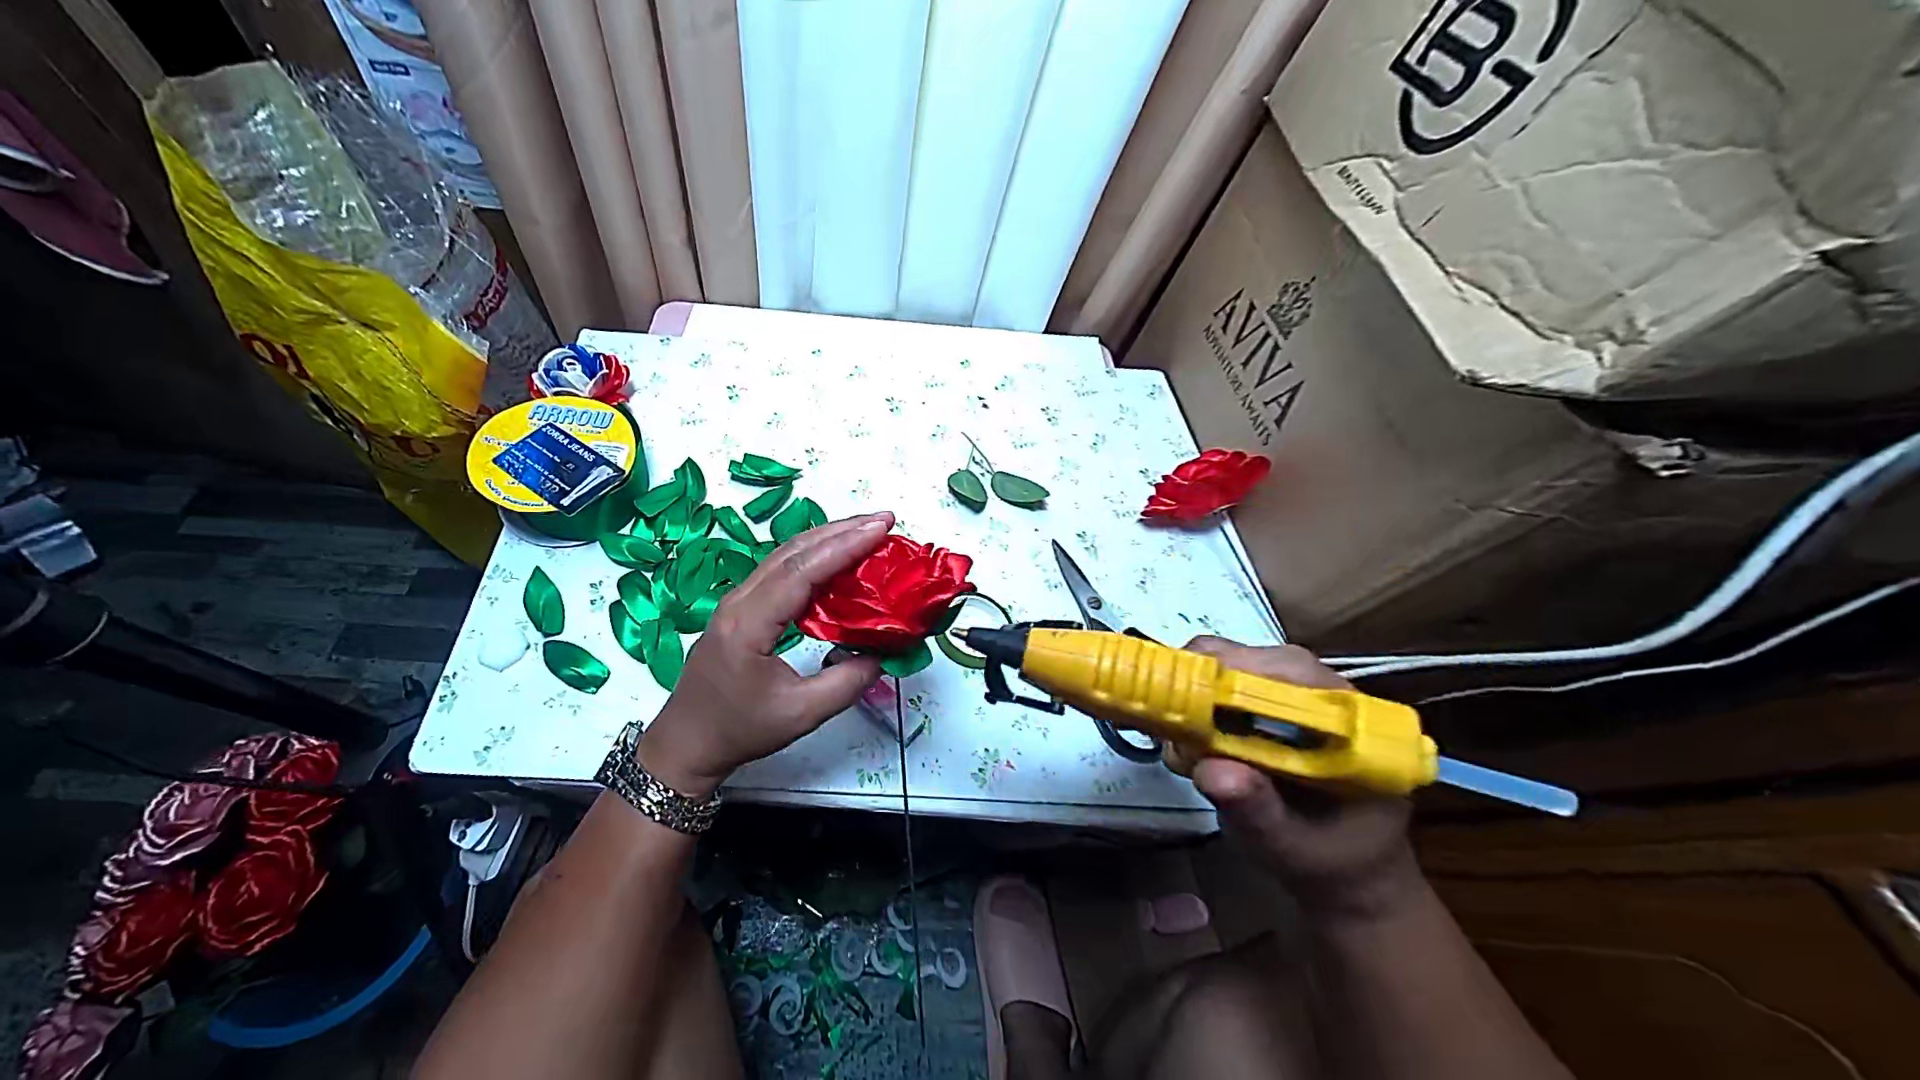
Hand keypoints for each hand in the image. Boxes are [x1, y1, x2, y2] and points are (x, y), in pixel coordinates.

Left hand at [637, 513, 893, 797]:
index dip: (844, 546)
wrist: (687, 743)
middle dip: (841, 530)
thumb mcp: (801, 714)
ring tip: (868, 531)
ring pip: (786, 556)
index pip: (802, 570)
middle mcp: (740, 601)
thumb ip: (847, 682)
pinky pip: (782, 571)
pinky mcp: (743, 608)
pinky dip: (815, 558)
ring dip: (828, 539)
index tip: (880, 528)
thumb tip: (883, 653)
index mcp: (749, 623)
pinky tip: (838, 560)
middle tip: (884, 520)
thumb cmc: (739, 730)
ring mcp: (738, 601)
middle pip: (794, 551)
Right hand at [1182, 638, 1422, 919]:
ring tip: (1179, 734)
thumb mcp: (1288, 843)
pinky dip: (1203, 700)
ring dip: (1200, 690)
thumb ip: (1254, 807)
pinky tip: (1191, 737)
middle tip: (1169, 713)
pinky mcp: (1277, 706)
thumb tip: (1209, 770)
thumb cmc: (1325, 860)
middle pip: (1258, 660)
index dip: (1234, 673)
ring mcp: (1300, 697)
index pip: (1292, 673)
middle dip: (1207, 679)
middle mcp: (1327, 696)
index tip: (1186, 692)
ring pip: (1240, 668)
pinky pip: (1233, 684)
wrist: (1347, 875)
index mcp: (1352, 723)